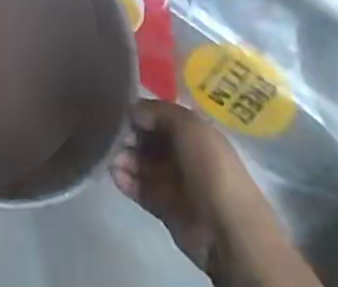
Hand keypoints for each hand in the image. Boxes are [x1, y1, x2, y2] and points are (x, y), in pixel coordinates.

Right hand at [111, 99, 276, 279]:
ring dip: (124, 158)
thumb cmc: (210, 168)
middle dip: (128, 136)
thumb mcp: (188, 125)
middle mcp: (184, 155)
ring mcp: (174, 182)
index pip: (160, 117)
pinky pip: (140, 189)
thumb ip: (158, 111)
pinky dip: (126, 181)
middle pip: (148, 140)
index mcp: (195, 133)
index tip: (119, 112)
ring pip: (141, 164)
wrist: (227, 228)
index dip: (140, 113)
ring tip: (111, 158)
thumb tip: (133, 110)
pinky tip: (115, 175)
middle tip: (111, 137)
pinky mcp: (164, 207)